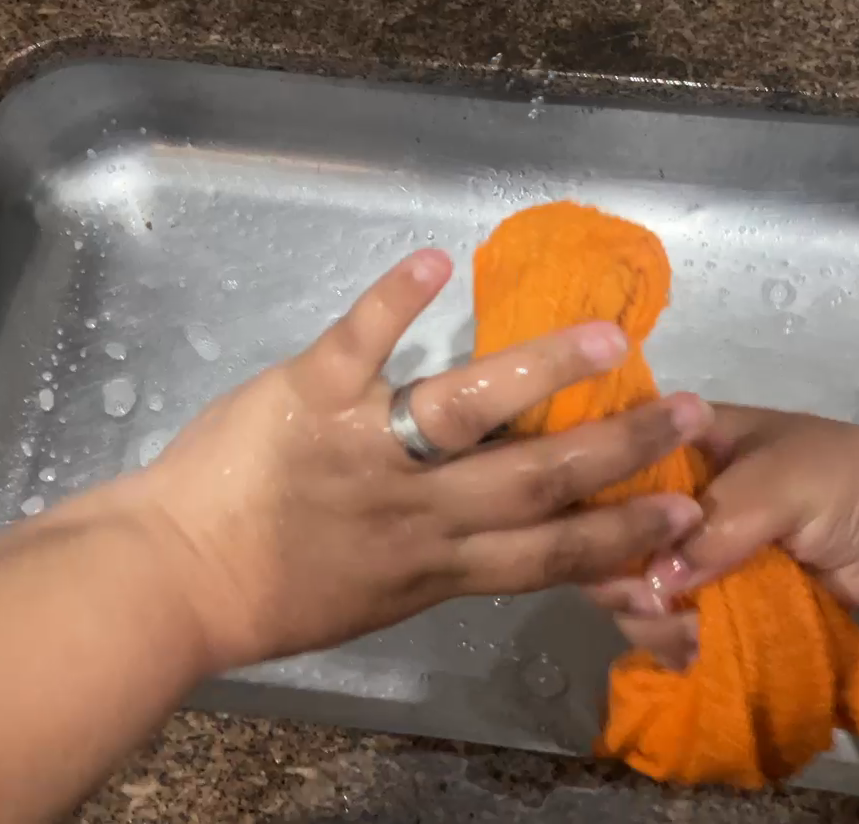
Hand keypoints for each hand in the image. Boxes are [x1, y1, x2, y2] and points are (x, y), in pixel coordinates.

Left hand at [79, 249, 712, 670]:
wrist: (171, 581)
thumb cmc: (275, 598)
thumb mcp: (381, 600)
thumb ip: (447, 562)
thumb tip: (508, 532)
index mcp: (435, 565)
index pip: (547, 551)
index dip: (623, 530)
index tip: (686, 502)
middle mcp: (416, 509)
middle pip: (532, 478)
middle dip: (617, 447)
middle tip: (687, 410)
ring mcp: (362, 446)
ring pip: (464, 405)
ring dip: (537, 367)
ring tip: (604, 334)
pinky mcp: (309, 395)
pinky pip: (357, 341)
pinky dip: (393, 299)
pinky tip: (434, 259)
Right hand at [584, 404, 858, 668]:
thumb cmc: (840, 480)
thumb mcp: (781, 479)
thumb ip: (720, 518)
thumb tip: (658, 579)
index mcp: (676, 438)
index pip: (611, 460)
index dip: (601, 496)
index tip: (608, 535)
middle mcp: (664, 488)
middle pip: (608, 526)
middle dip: (618, 568)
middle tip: (653, 602)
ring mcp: (680, 541)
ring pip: (627, 574)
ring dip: (644, 610)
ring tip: (686, 634)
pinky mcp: (700, 586)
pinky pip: (660, 611)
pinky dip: (666, 634)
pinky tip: (690, 649)